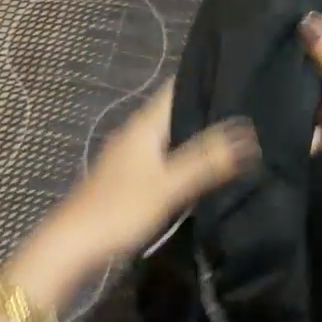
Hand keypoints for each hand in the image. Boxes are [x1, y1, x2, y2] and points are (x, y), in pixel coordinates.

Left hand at [27, 81, 256, 279]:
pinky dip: (184, 158)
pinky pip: (164, 157)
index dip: (204, 79)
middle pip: (174, 111)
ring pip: (169, 136)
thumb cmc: (119, 210)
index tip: (239, 75)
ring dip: (196, 135)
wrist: (71, 246)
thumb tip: (249, 135)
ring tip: (235, 137)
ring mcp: (129, 157)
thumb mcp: (169, 185)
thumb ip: (208, 160)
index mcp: (143, 126)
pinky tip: (203, 170)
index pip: (176, 87)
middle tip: (247, 108)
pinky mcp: (128, 179)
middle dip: (206, 109)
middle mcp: (135, 134)